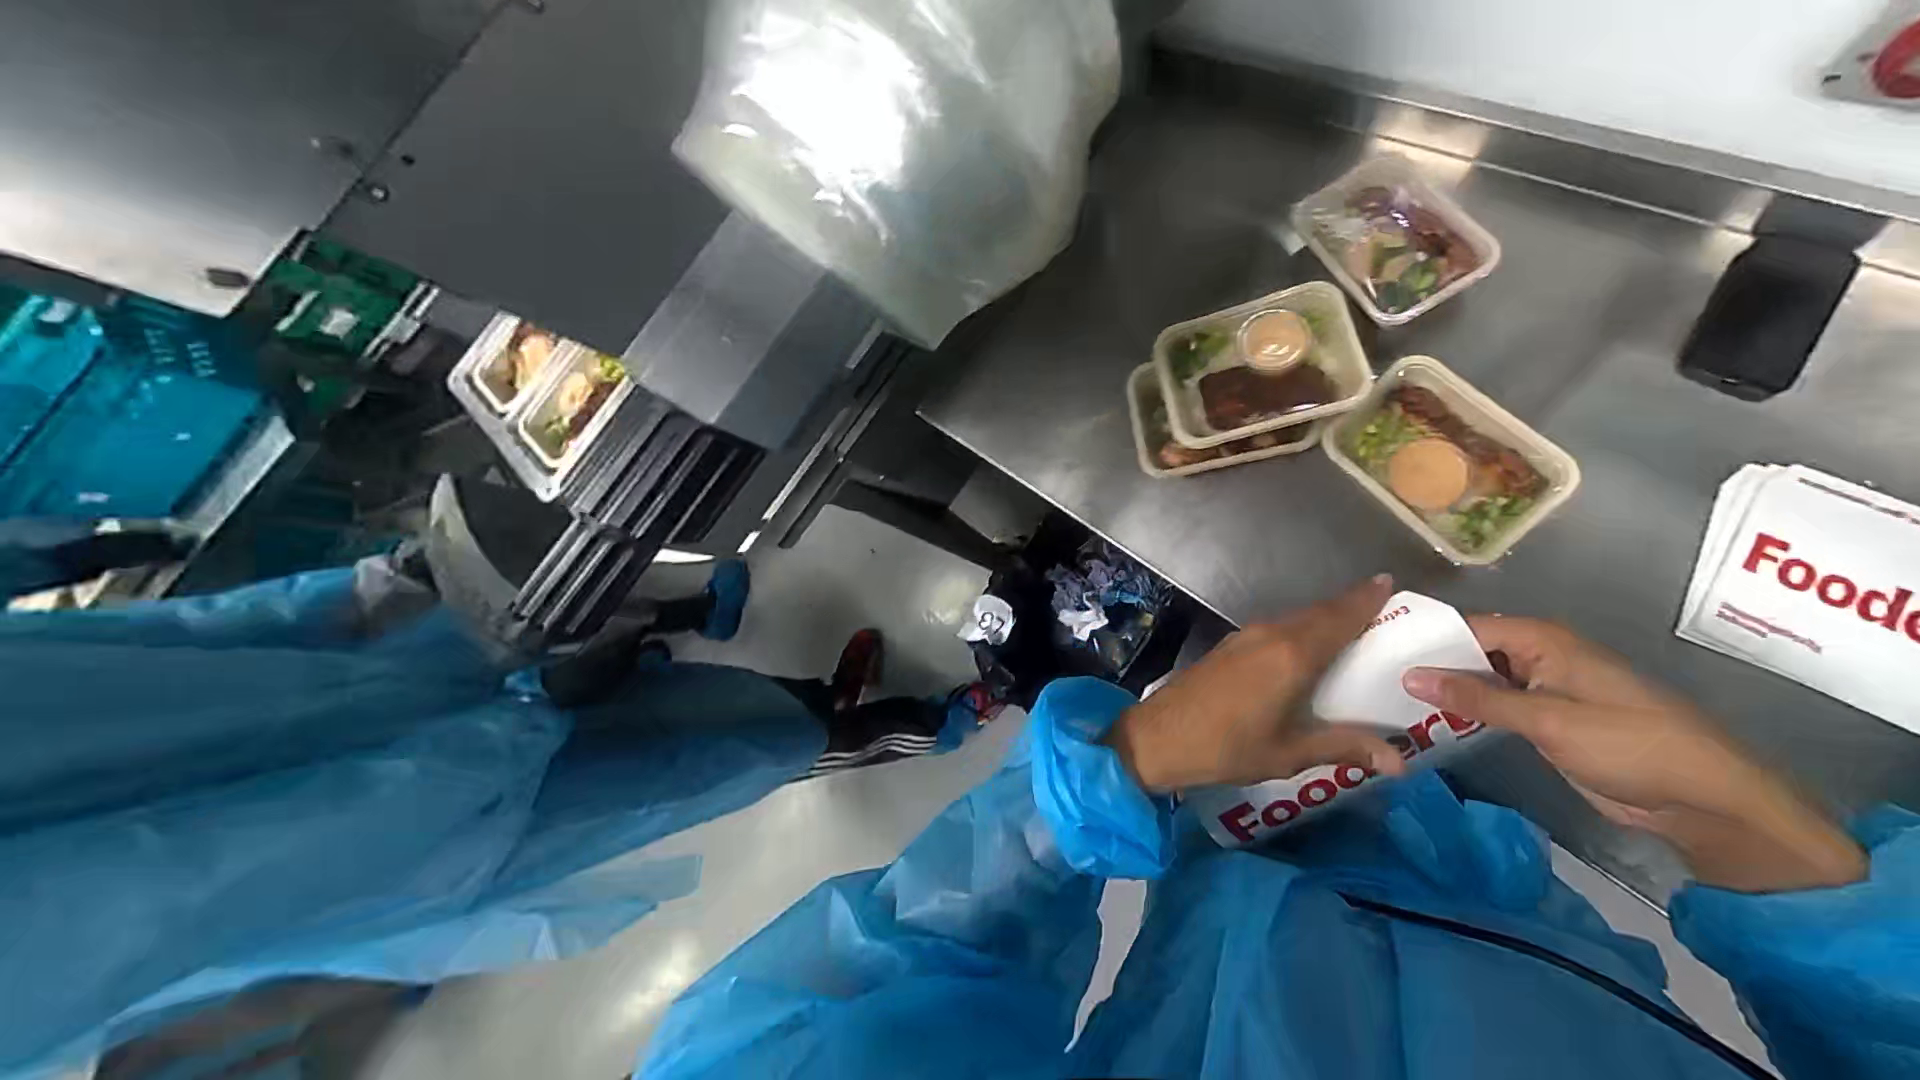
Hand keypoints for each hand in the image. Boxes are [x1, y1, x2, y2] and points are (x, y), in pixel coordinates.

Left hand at [1105, 576, 1408, 794]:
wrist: (1156, 737)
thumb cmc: (1225, 748)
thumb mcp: (1288, 752)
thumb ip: (1342, 747)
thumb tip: (1400, 760)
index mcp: (1290, 655)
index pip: (1338, 618)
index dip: (1364, 599)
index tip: (1389, 583)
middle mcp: (1268, 636)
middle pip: (1317, 614)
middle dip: (1349, 608)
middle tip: (1383, 612)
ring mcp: (1243, 638)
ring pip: (1294, 620)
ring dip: (1322, 620)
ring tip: (1352, 632)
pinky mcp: (1227, 647)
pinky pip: (1274, 630)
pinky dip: (1298, 632)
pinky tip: (1306, 651)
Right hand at [1403, 617, 1865, 892]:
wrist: (1708, 804)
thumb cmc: (1634, 746)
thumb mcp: (1548, 720)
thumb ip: (1476, 699)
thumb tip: (1408, 677)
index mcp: (1543, 641)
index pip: (1464, 627)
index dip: (1420, 637)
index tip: (1370, 649)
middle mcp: (1536, 657)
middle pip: (1465, 650)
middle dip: (1423, 663)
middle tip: (1365, 676)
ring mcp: (1537, 689)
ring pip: (1473, 679)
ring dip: (1438, 690)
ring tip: (1381, 697)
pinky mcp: (1540, 719)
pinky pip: (1488, 705)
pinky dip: (1459, 711)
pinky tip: (1421, 720)